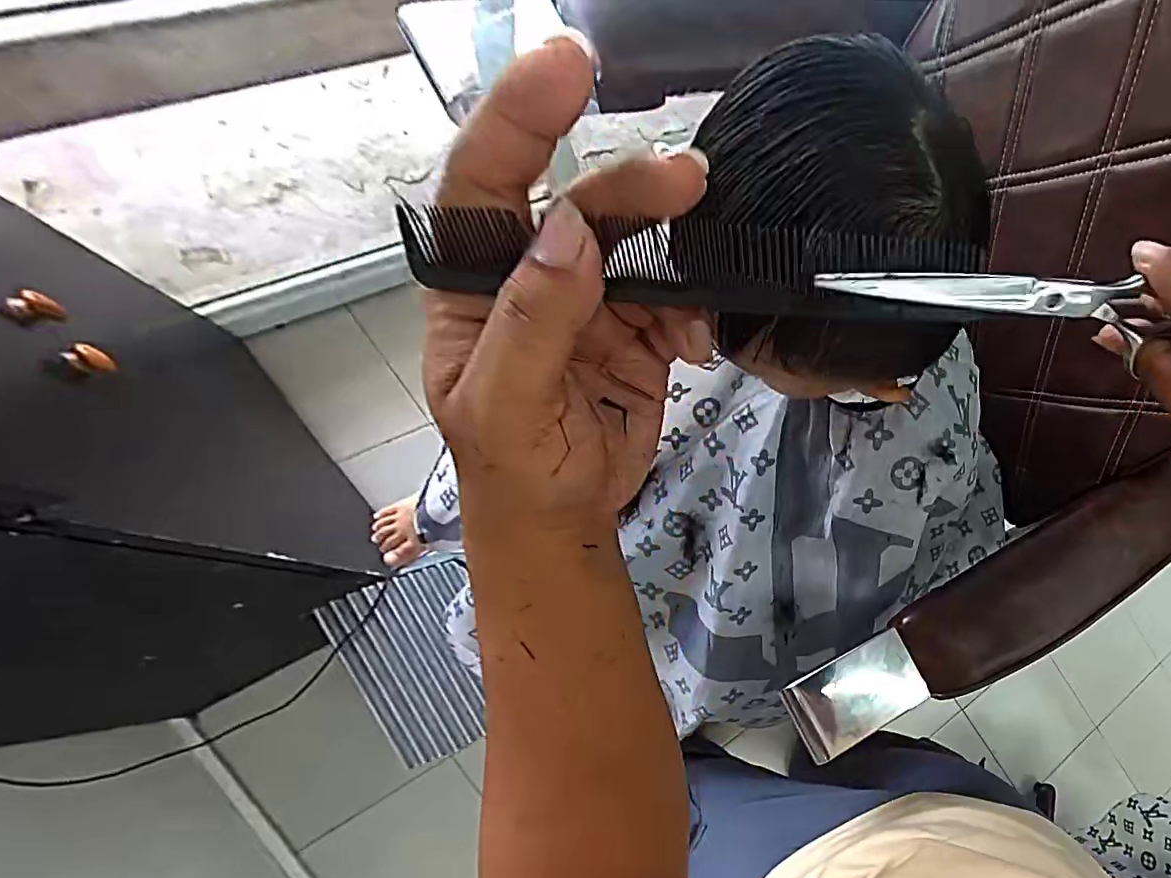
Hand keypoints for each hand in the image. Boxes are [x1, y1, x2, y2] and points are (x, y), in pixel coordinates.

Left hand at [420, 34, 710, 533]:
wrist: (564, 516)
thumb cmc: (513, 466)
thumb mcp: (504, 400)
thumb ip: (533, 316)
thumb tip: (571, 229)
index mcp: (477, 283)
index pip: (487, 181)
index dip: (522, 117)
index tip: (572, 68)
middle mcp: (536, 281)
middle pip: (583, 210)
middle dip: (632, 192)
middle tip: (690, 181)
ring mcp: (593, 310)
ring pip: (641, 258)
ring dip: (674, 274)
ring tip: (687, 325)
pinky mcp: (639, 340)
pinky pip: (673, 308)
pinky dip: (691, 322)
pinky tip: (693, 352)